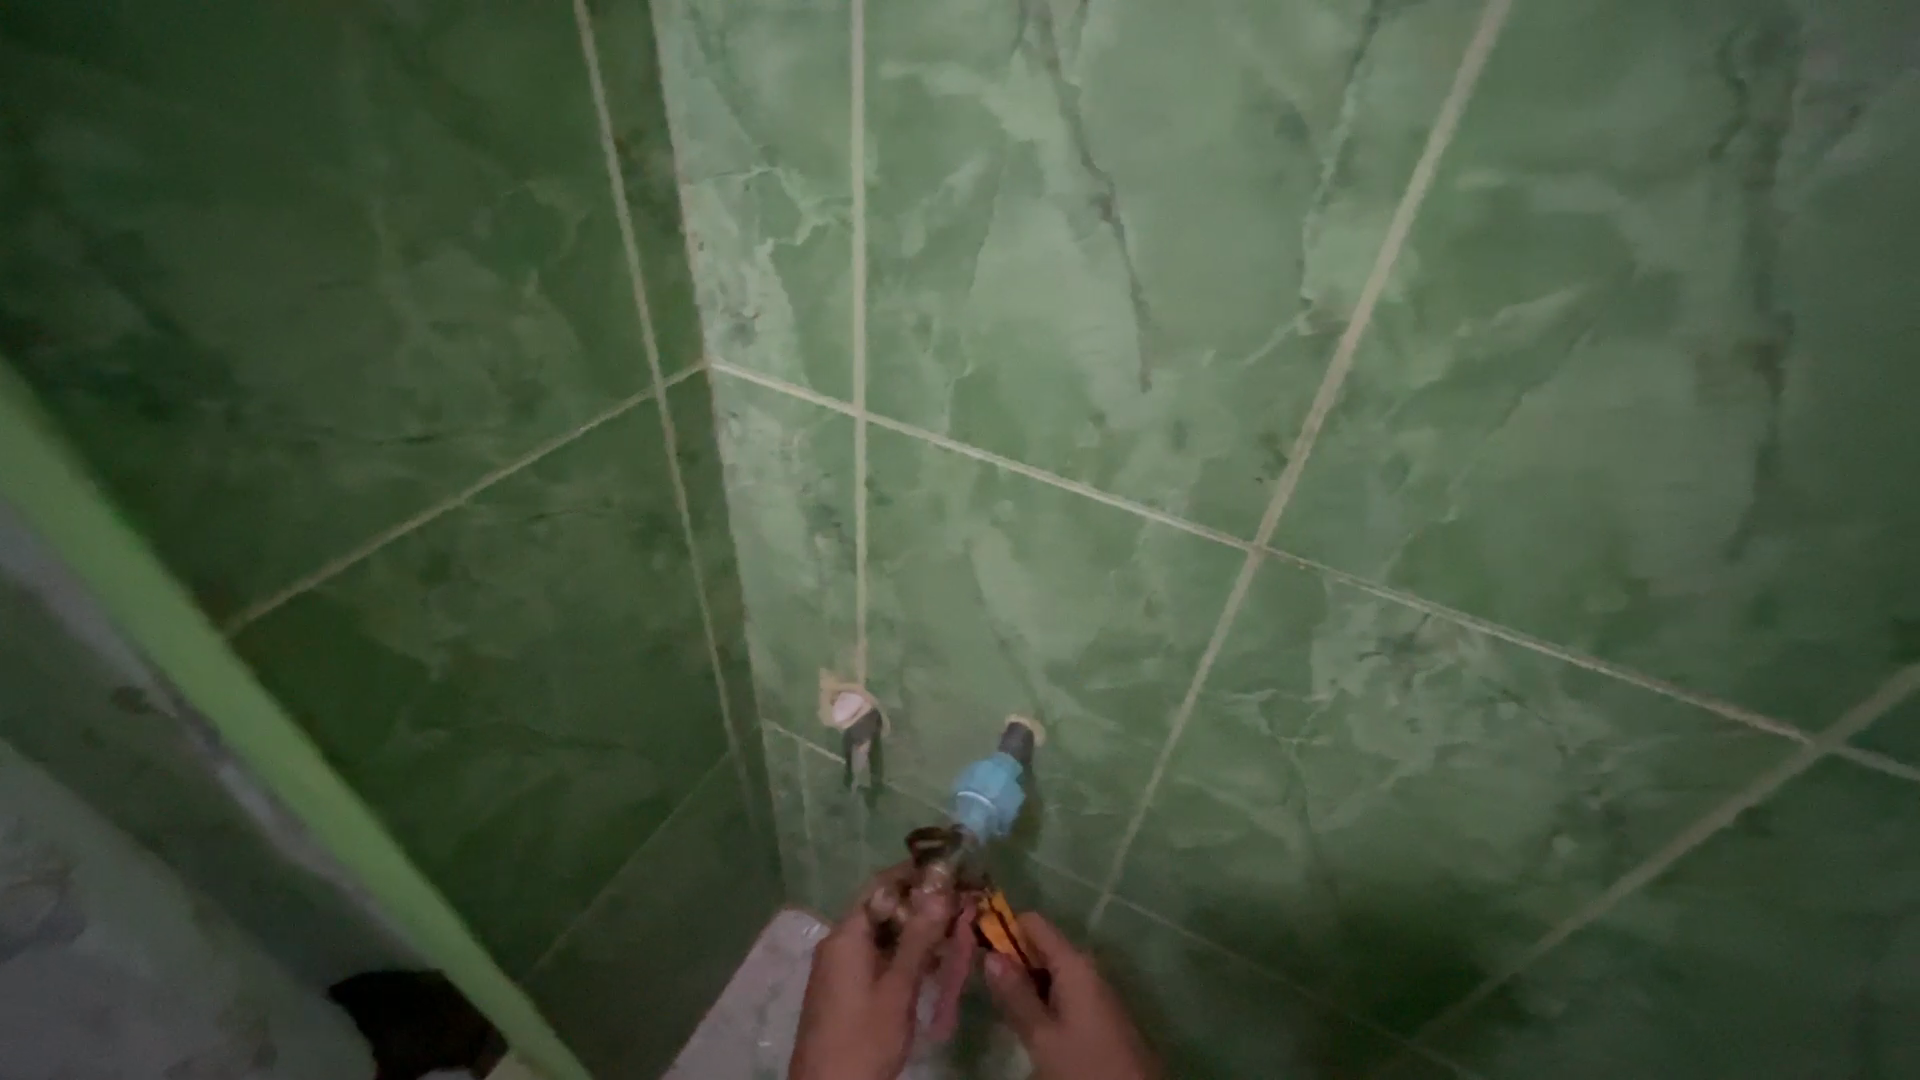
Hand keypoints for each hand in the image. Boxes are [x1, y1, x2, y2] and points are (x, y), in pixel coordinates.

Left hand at [790, 864, 954, 1079]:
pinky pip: (874, 955)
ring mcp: (838, 966)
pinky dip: (901, 952)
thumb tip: (941, 888)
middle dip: (920, 903)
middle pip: (882, 907)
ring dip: (914, 930)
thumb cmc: (863, 1038)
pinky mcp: (843, 988)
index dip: (916, 874)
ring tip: (952, 931)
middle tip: (959, 905)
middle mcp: (838, 941)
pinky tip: (929, 963)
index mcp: (846, 934)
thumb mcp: (897, 989)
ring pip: (881, 933)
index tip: (951, 872)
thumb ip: (919, 938)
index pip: (882, 885)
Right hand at [983, 914, 1159, 1079]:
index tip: (978, 947)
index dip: (1004, 929)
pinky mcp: (1102, 1013)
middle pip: (1043, 946)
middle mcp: (1088, 966)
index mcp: (1074, 963)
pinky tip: (1033, 1023)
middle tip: (986, 984)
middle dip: (1014, 961)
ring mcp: (1097, 990)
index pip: (1033, 923)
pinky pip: (1066, 991)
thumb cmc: (1085, 1067)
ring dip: (1029, 983)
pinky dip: (1046, 999)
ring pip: (1053, 972)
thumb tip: (991, 955)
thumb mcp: (1042, 1037)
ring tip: (1004, 1006)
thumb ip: (1015, 995)